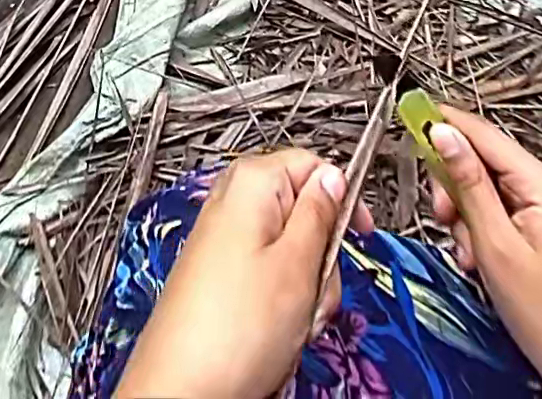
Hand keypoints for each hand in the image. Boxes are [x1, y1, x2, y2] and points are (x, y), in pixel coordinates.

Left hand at [116, 150, 373, 398]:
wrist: (180, 386)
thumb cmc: (232, 328)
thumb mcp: (296, 265)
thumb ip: (319, 213)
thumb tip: (334, 174)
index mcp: (252, 181)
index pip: (313, 164)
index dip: (343, 197)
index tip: (361, 232)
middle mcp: (234, 199)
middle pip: (304, 211)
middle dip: (321, 256)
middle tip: (314, 290)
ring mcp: (227, 234)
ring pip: (292, 250)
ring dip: (305, 288)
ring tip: (291, 319)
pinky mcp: (222, 268)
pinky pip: (271, 273)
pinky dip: (283, 302)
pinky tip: (275, 331)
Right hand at [429, 107, 541, 398]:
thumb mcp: (496, 245)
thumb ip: (467, 183)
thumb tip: (443, 132)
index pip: (483, 133)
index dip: (443, 123)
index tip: (410, 116)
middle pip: (483, 161)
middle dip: (454, 185)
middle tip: (444, 217)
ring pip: (488, 187)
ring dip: (467, 214)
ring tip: (470, 251)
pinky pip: (502, 209)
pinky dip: (483, 227)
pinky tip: (482, 257)